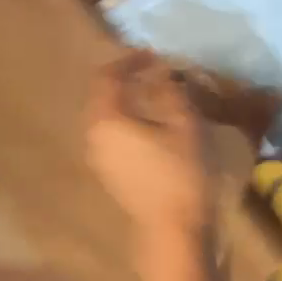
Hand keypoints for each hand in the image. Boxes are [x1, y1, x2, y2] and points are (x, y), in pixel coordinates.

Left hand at [87, 52, 212, 250]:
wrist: (175, 227)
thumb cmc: (182, 171)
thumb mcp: (187, 125)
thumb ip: (174, 94)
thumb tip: (165, 73)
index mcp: (107, 120)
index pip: (107, 78)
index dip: (129, 61)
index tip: (153, 53)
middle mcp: (94, 136)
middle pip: (104, 99)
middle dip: (129, 82)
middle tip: (157, 73)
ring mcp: (101, 158)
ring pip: (111, 120)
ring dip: (133, 104)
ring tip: (161, 99)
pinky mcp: (114, 174)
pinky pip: (118, 137)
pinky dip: (134, 123)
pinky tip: (159, 128)